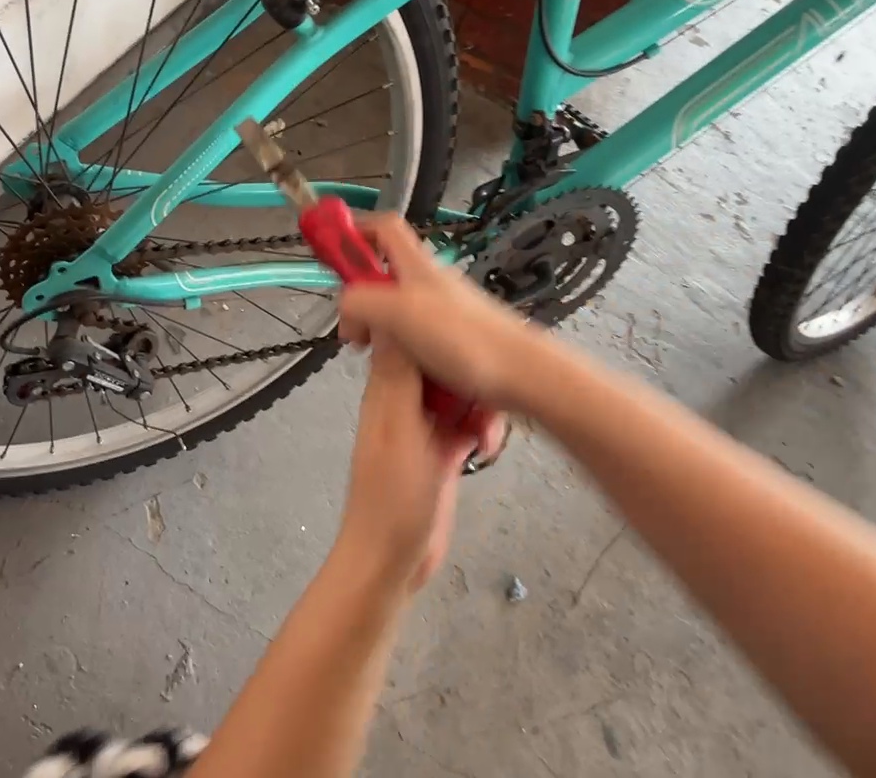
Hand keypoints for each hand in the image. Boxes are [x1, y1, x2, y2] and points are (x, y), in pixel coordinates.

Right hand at [336, 214, 539, 406]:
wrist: (522, 376)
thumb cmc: (466, 340)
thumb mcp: (398, 314)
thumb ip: (360, 302)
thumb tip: (344, 309)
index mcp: (416, 266)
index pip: (382, 227)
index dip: (354, 230)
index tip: (330, 248)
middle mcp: (429, 283)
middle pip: (382, 275)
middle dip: (358, 299)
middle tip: (352, 330)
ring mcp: (442, 311)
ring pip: (394, 311)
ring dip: (376, 330)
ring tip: (375, 356)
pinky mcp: (452, 340)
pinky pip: (412, 337)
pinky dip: (398, 351)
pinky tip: (400, 372)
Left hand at [337, 342, 493, 591]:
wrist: (391, 559)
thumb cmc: (392, 495)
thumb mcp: (398, 427)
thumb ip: (398, 374)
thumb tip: (391, 316)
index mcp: (386, 389)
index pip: (412, 340)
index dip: (440, 334)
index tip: (473, 340)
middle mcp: (403, 402)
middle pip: (443, 366)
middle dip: (472, 376)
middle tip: (489, 402)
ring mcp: (423, 428)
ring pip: (459, 396)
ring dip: (480, 409)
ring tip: (488, 437)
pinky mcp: (440, 454)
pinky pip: (466, 426)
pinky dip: (480, 431)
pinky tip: (487, 449)